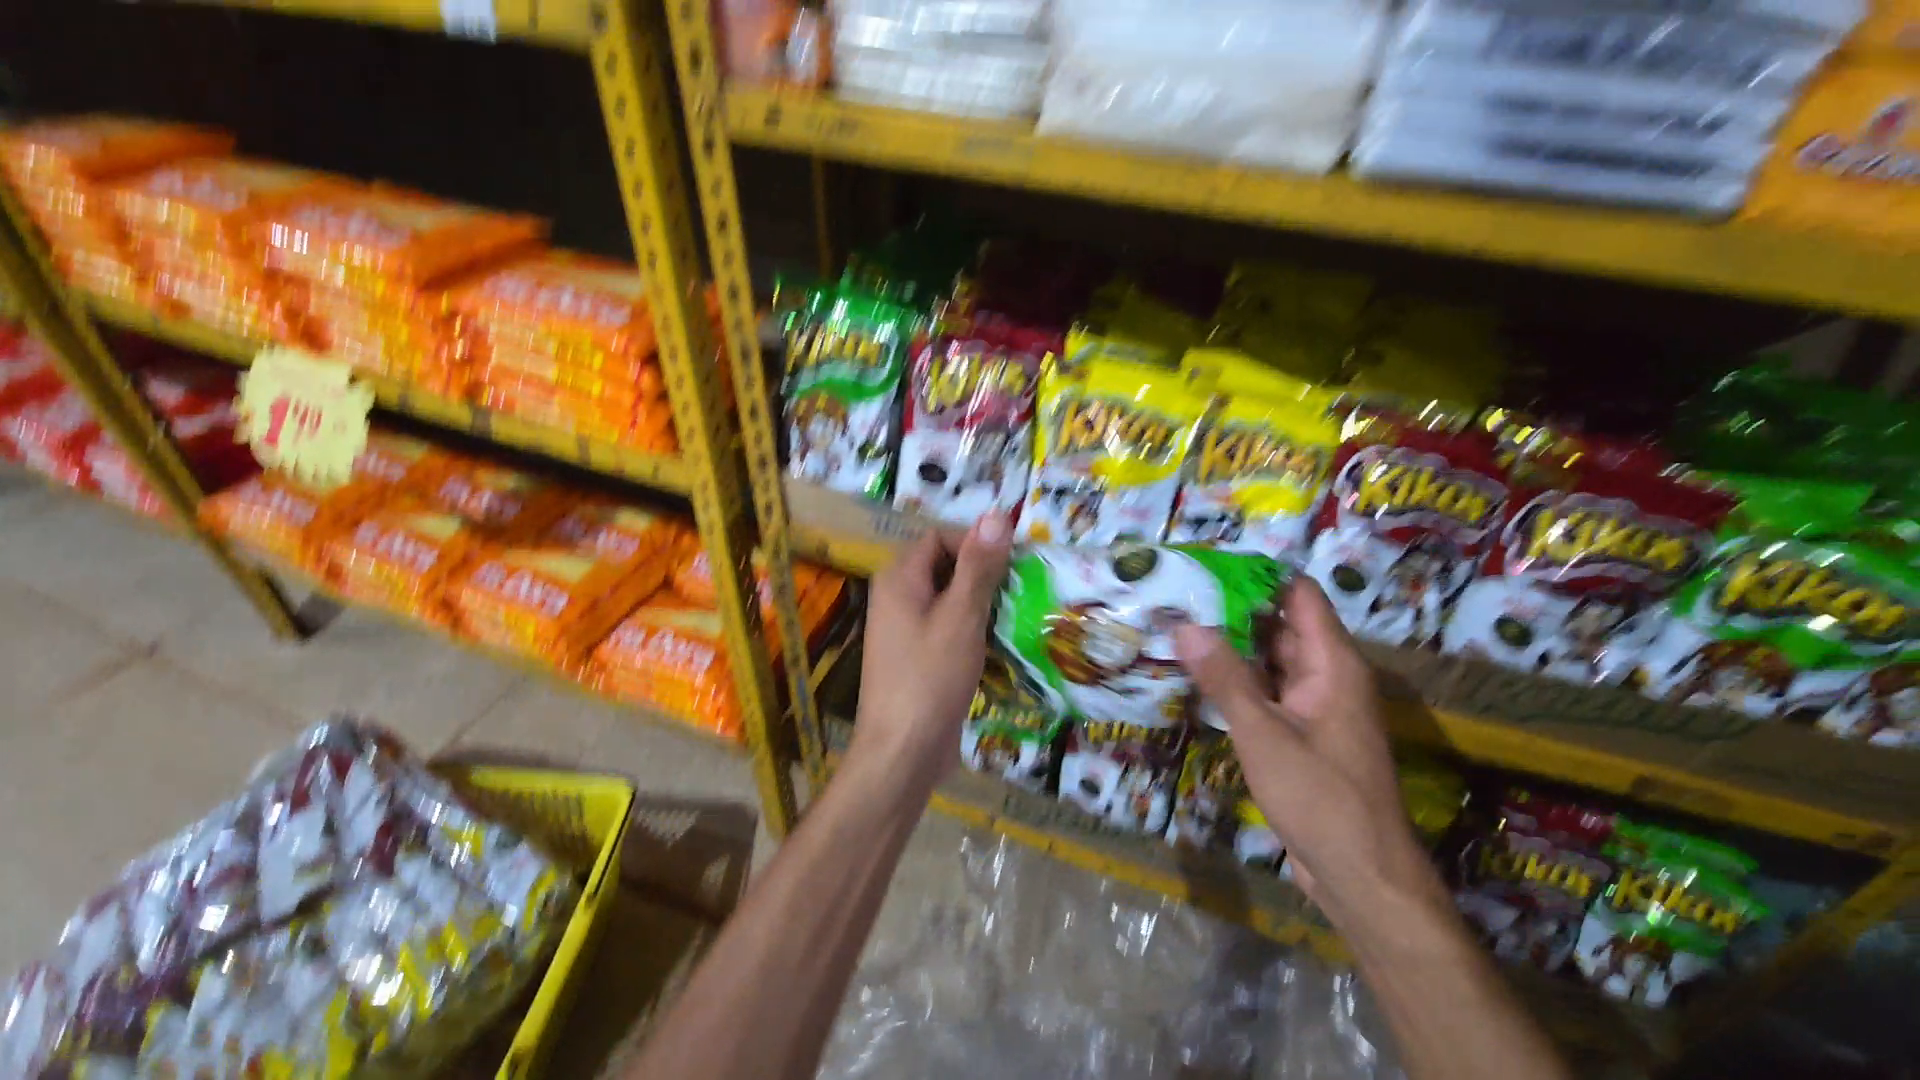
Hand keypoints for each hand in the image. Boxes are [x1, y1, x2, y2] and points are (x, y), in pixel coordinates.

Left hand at [849, 512, 1011, 793]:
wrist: (903, 751)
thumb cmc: (930, 677)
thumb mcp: (961, 616)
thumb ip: (979, 566)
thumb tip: (996, 515)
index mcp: (898, 579)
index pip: (939, 537)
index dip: (975, 543)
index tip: (1013, 564)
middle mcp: (895, 598)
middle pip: (944, 567)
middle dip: (983, 574)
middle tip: (1021, 591)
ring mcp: (904, 631)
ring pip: (948, 601)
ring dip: (981, 605)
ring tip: (1017, 617)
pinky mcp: (916, 660)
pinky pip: (946, 630)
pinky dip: (972, 632)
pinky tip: (998, 647)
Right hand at [1173, 578, 1448, 929]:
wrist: (1361, 874)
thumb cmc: (1320, 797)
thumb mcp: (1264, 734)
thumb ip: (1224, 678)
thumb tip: (1186, 625)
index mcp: (1334, 664)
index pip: (1300, 596)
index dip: (1258, 576)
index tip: (1207, 567)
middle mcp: (1329, 678)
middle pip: (1282, 627)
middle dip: (1233, 611)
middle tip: (1177, 597)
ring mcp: (1318, 709)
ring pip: (1272, 663)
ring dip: (1232, 650)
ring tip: (1177, 630)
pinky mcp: (1304, 736)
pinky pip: (1270, 696)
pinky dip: (1239, 685)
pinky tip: (1198, 681)